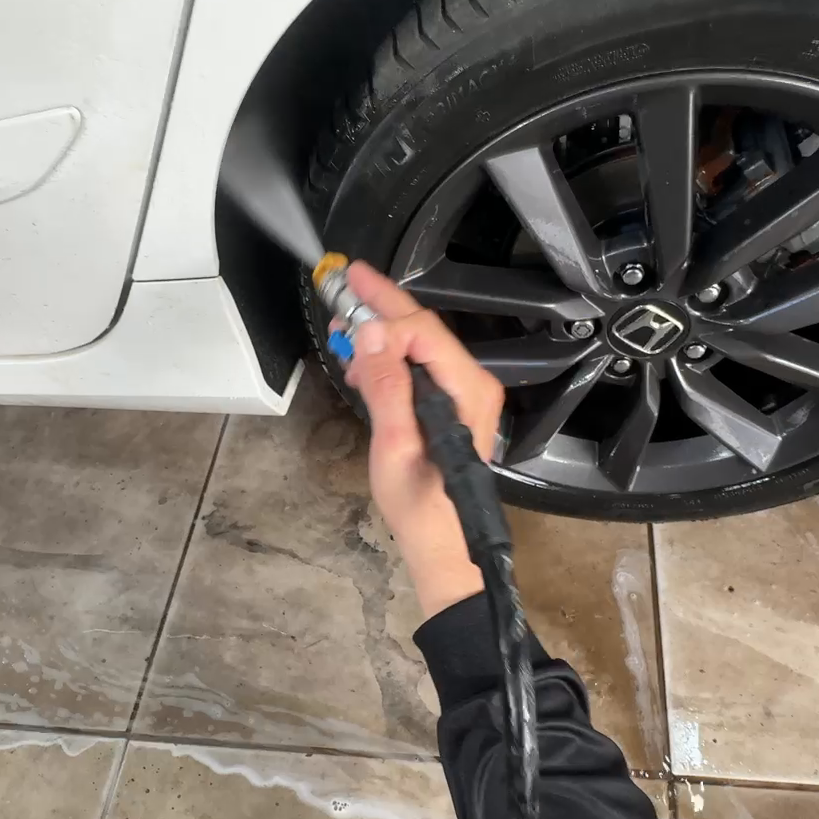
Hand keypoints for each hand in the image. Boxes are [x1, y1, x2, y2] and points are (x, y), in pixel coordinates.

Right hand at [338, 261, 503, 617]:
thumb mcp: (394, 443)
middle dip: (383, 305)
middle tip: (348, 278)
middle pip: (424, 330)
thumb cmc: (418, 502)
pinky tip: (365, 363)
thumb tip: (370, 334)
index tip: (348, 314)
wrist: (440, 539)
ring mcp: (463, 393)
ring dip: (382, 334)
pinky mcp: (451, 404)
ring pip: (420, 345)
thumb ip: (386, 385)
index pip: (422, 333)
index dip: (384, 318)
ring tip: (346, 333)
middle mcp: (472, 384)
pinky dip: (390, 358)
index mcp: (466, 390)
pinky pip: (420, 365)